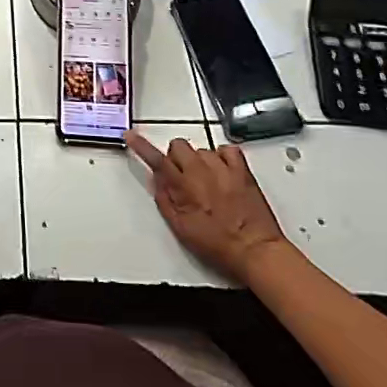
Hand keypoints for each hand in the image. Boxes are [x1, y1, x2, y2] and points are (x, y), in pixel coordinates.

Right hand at [124, 128, 290, 282]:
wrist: (255, 250)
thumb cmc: (216, 244)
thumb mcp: (179, 226)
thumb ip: (164, 198)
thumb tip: (156, 179)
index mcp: (184, 187)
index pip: (157, 159)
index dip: (141, 146)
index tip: (131, 135)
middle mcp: (203, 173)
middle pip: (179, 146)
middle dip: (175, 157)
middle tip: (181, 176)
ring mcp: (225, 170)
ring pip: (202, 148)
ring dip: (198, 160)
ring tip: (205, 179)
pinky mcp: (244, 172)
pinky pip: (228, 150)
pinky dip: (222, 156)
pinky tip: (221, 169)